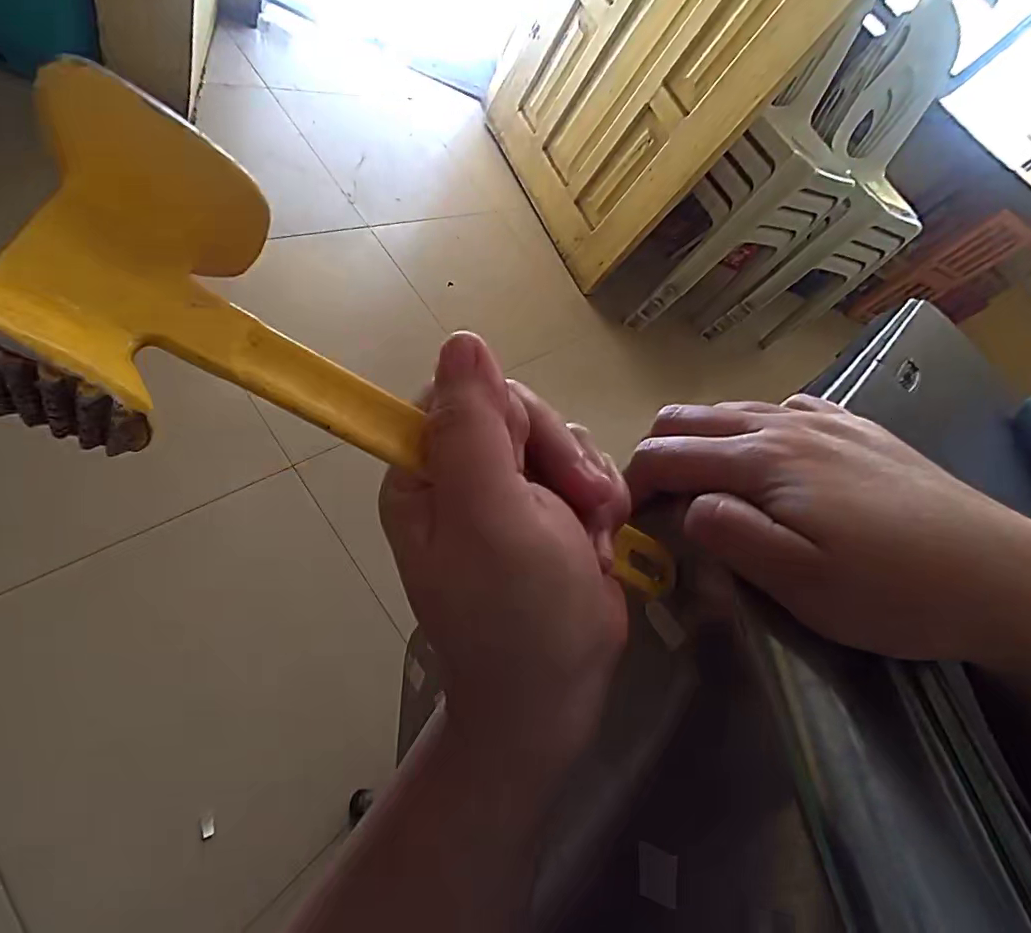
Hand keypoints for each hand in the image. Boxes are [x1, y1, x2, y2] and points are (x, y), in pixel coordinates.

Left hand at [379, 333, 627, 770]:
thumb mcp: (489, 515)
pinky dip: (602, 502)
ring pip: (561, 438)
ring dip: (588, 483)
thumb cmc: (516, 610)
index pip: (465, 394)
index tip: (532, 460)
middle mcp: (464, 475)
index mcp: (428, 472)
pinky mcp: (553, 507)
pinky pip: (586, 469)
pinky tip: (599, 543)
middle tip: (580, 502)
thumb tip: (463, 339)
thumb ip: (472, 427)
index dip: (511, 414)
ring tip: (590, 535)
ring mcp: (512, 491)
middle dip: (561, 455)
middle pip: (521, 411)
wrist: (557, 691)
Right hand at [625, 394, 1030, 667]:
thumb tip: (684, 506)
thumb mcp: (800, 583)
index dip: (636, 483)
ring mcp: (824, 419)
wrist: (1002, 573)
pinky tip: (768, 458)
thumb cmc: (893, 590)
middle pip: (691, 418)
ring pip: (733, 409)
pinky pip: (781, 409)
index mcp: (763, 460)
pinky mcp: (856, 426)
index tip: (631, 521)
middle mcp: (786, 424)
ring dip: (701, 441)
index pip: (668, 454)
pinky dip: (750, 428)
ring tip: (704, 485)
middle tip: (658, 505)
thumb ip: (730, 535)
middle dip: (658, 454)